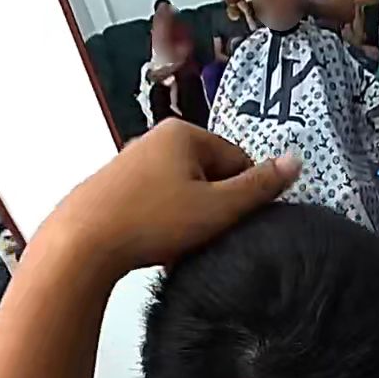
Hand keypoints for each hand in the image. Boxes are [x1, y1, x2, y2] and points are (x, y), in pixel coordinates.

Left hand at [46, 120, 298, 275]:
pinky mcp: (117, 186)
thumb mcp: (218, 207)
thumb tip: (295, 161)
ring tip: (181, 241)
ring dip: (191, 215)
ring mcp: (134, 162)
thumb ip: (259, 186)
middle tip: (208, 235)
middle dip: (215, 205)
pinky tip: (159, 241)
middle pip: (210, 173)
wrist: (84, 243)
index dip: (244, 195)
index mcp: (185, 134)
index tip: (235, 222)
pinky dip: (166, 220)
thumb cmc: (152, 222)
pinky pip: (159, 200)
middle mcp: (157, 138)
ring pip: (184, 189)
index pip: (238, 160)